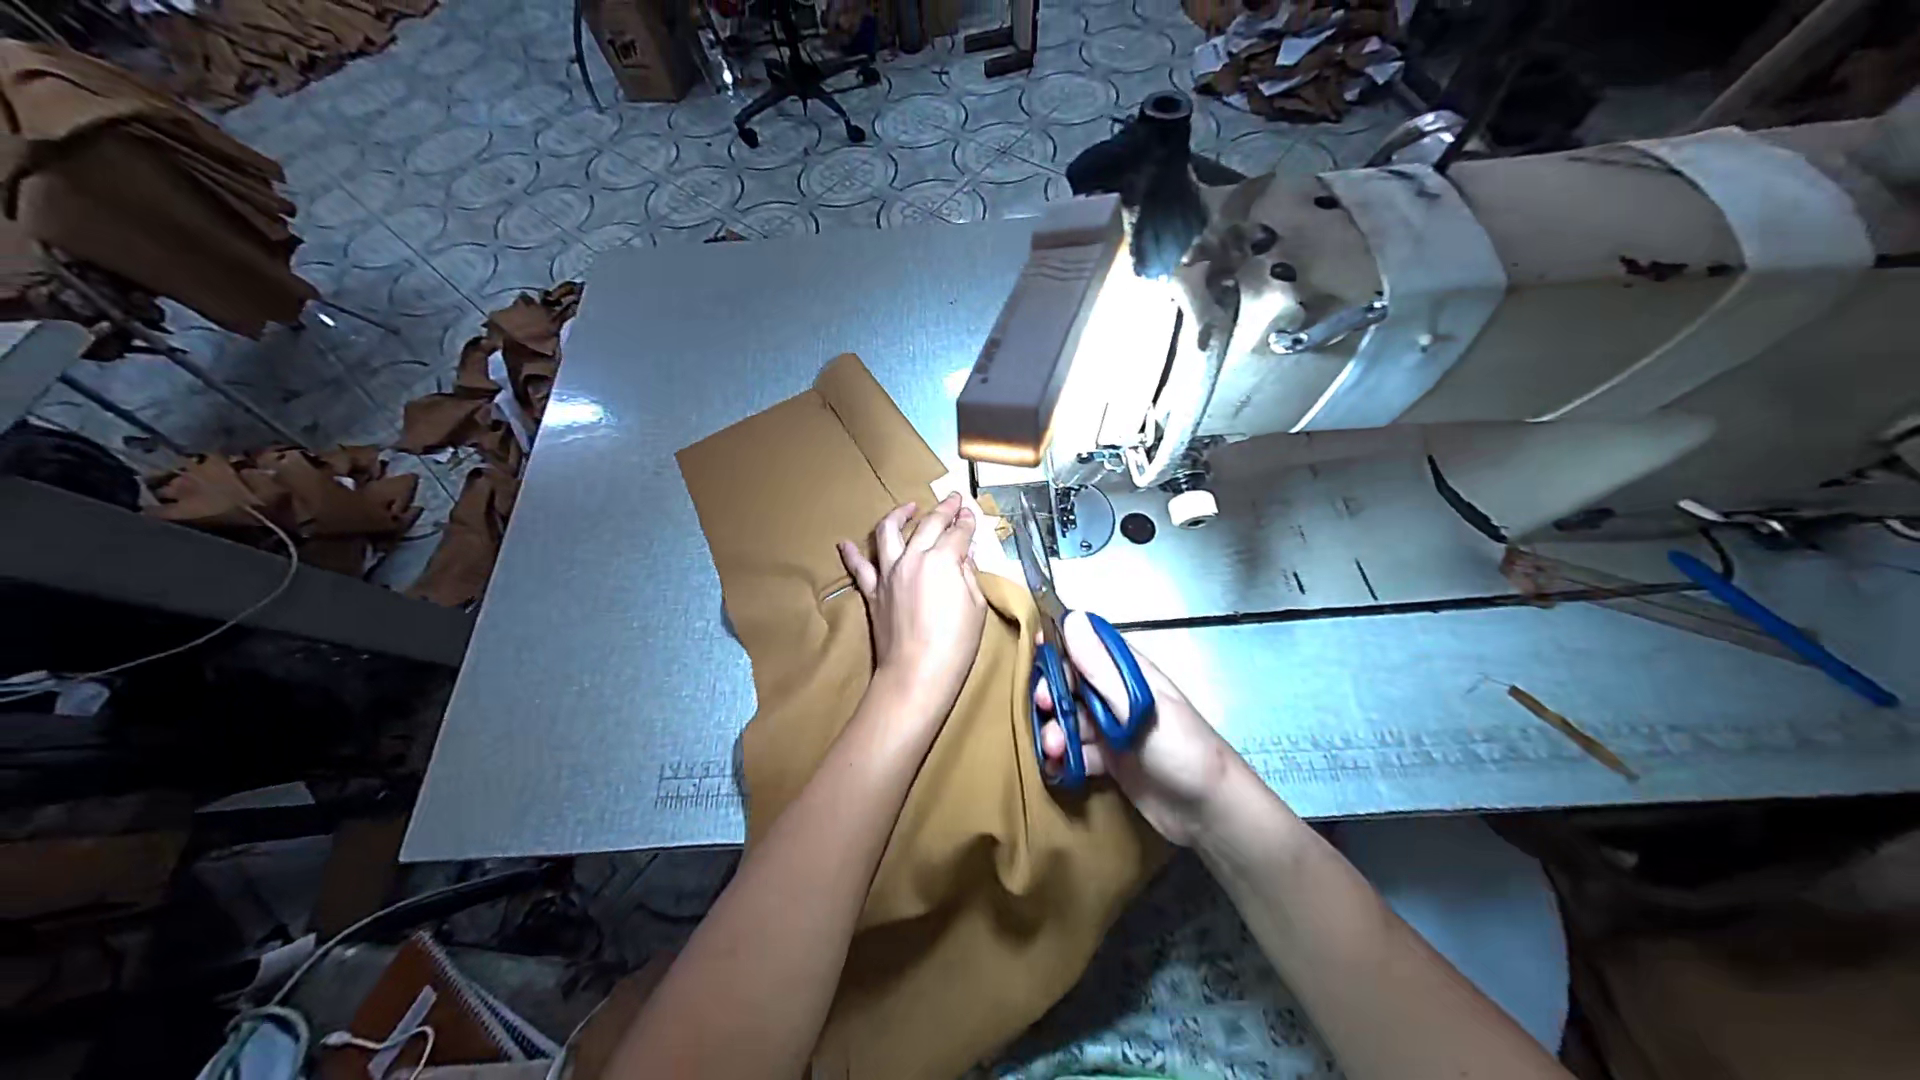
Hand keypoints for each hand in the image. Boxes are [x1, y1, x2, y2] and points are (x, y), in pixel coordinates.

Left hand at [839, 494, 987, 720]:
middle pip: (929, 525)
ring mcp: (889, 573)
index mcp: (943, 560)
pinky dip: (852, 554)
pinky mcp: (873, 591)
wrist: (916, 674)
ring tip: (908, 507)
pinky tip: (845, 543)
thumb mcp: (976, 607)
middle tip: (952, 499)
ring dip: (899, 515)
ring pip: (889, 533)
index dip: (967, 522)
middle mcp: (914, 558)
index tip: (971, 513)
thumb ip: (968, 575)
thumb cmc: (955, 645)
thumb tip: (962, 558)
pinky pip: (859, 568)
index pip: (959, 533)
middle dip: (944, 509)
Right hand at [1036, 613, 1236, 845]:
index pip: (1085, 647)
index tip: (1034, 660)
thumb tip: (1072, 617)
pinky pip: (1076, 752)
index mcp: (1128, 672)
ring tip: (1054, 752)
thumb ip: (1100, 668)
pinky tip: (1057, 769)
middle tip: (1045, 710)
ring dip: (1056, 732)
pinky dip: (1064, 759)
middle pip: (1070, 685)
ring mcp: (1111, 729)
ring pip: (1069, 720)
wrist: (1208, 813)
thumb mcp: (1137, 706)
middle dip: (1052, 696)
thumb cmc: (1180, 749)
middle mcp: (1116, 696)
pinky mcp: (1108, 760)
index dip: (1058, 651)